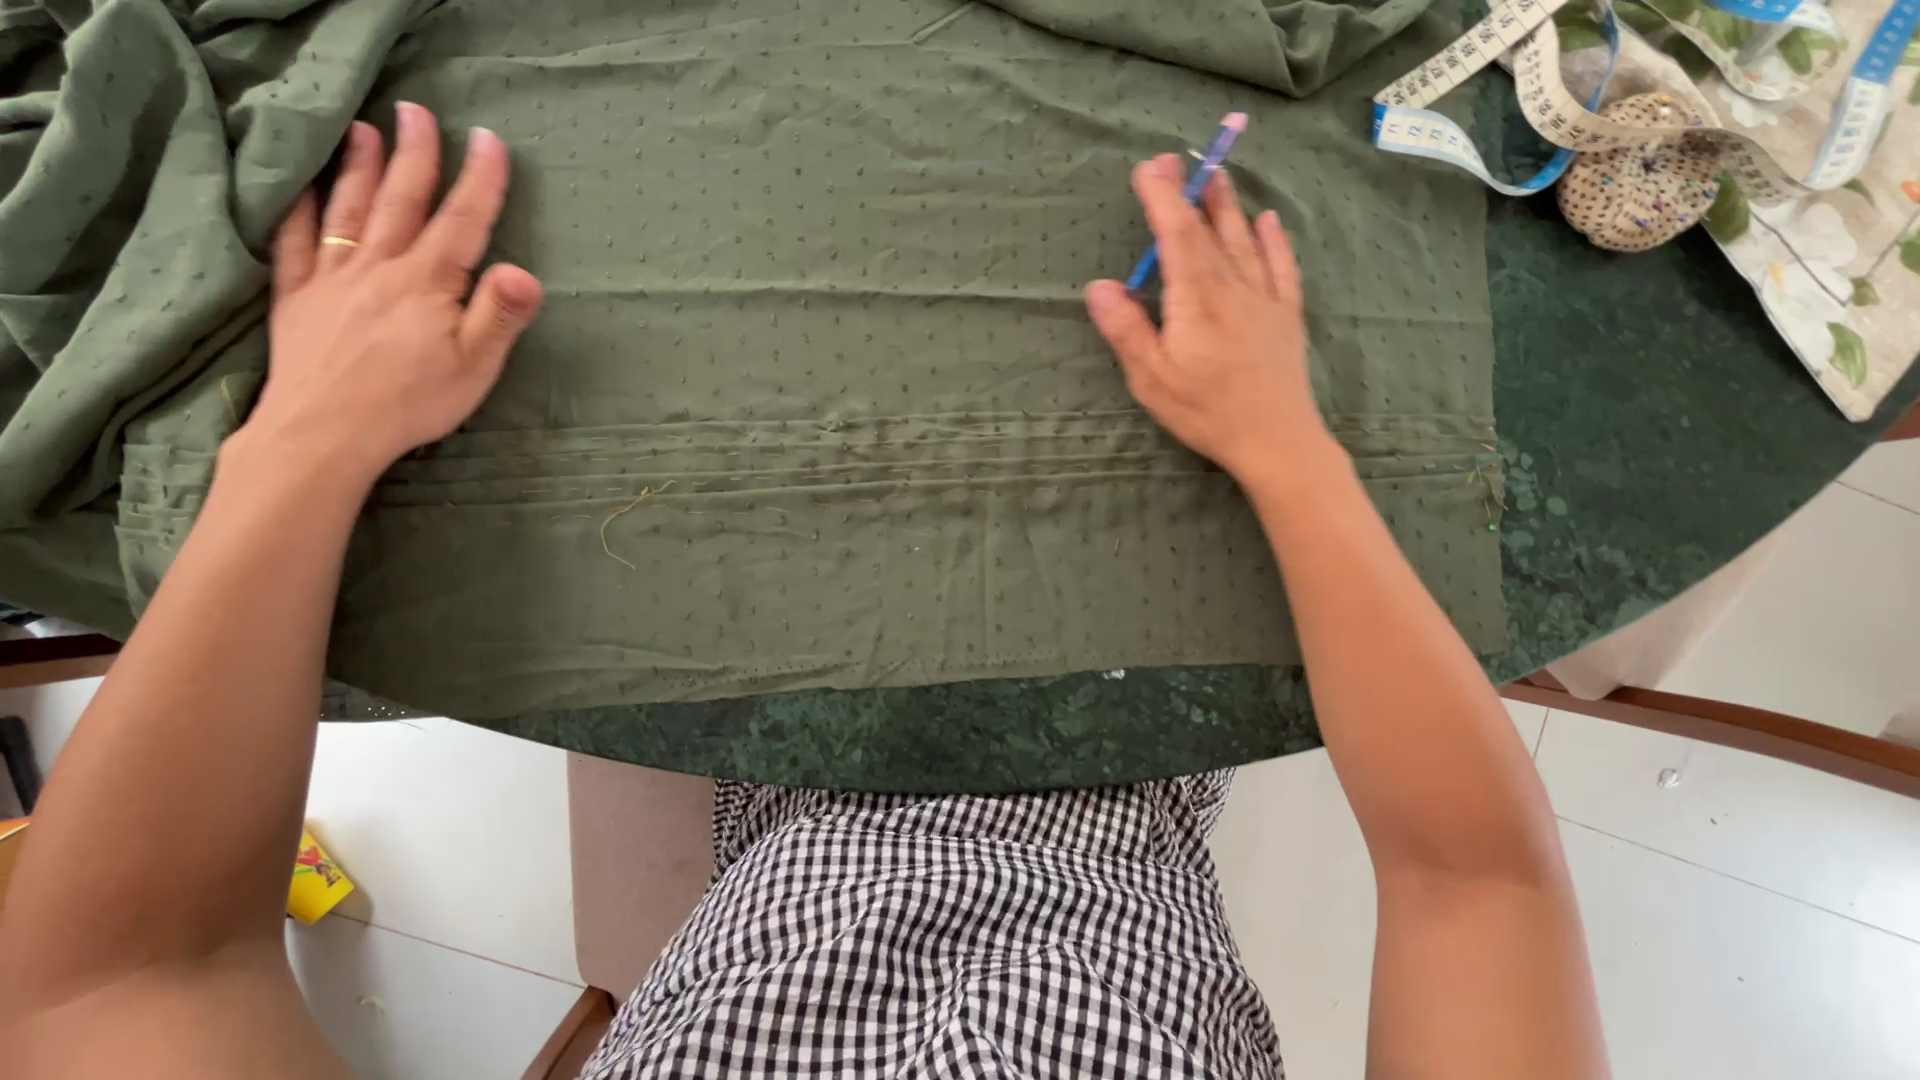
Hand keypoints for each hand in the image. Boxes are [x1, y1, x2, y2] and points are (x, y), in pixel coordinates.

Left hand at [241, 102, 543, 480]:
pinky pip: (296, 240)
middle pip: (402, 200)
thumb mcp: (477, 366)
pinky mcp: (298, 296)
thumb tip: (525, 271)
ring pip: (350, 209)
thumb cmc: (413, 402)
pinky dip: (299, 207)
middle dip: (416, 154)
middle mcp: (381, 267)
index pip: (464, 222)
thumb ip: (500, 315)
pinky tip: (302, 185)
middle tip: (419, 112)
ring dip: (359, 166)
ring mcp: (333, 277)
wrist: (326, 432)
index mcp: (430, 284)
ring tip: (365, 129)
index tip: (490, 141)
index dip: (481, 181)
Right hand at [1084, 155, 1328, 485]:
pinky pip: (1281, 266)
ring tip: (1218, 175)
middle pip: (1209, 229)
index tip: (1149, 168)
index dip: (1162, 198)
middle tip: (1175, 159)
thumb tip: (1100, 286)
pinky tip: (1269, 221)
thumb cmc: (1206, 410)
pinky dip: (1273, 240)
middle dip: (1190, 192)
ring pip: (1244, 240)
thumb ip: (1126, 330)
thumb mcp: (1151, 378)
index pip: (1175, 235)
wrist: (1275, 438)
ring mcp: (1264, 298)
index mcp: (1195, 297)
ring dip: (1229, 205)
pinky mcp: (1285, 315)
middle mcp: (1232, 286)